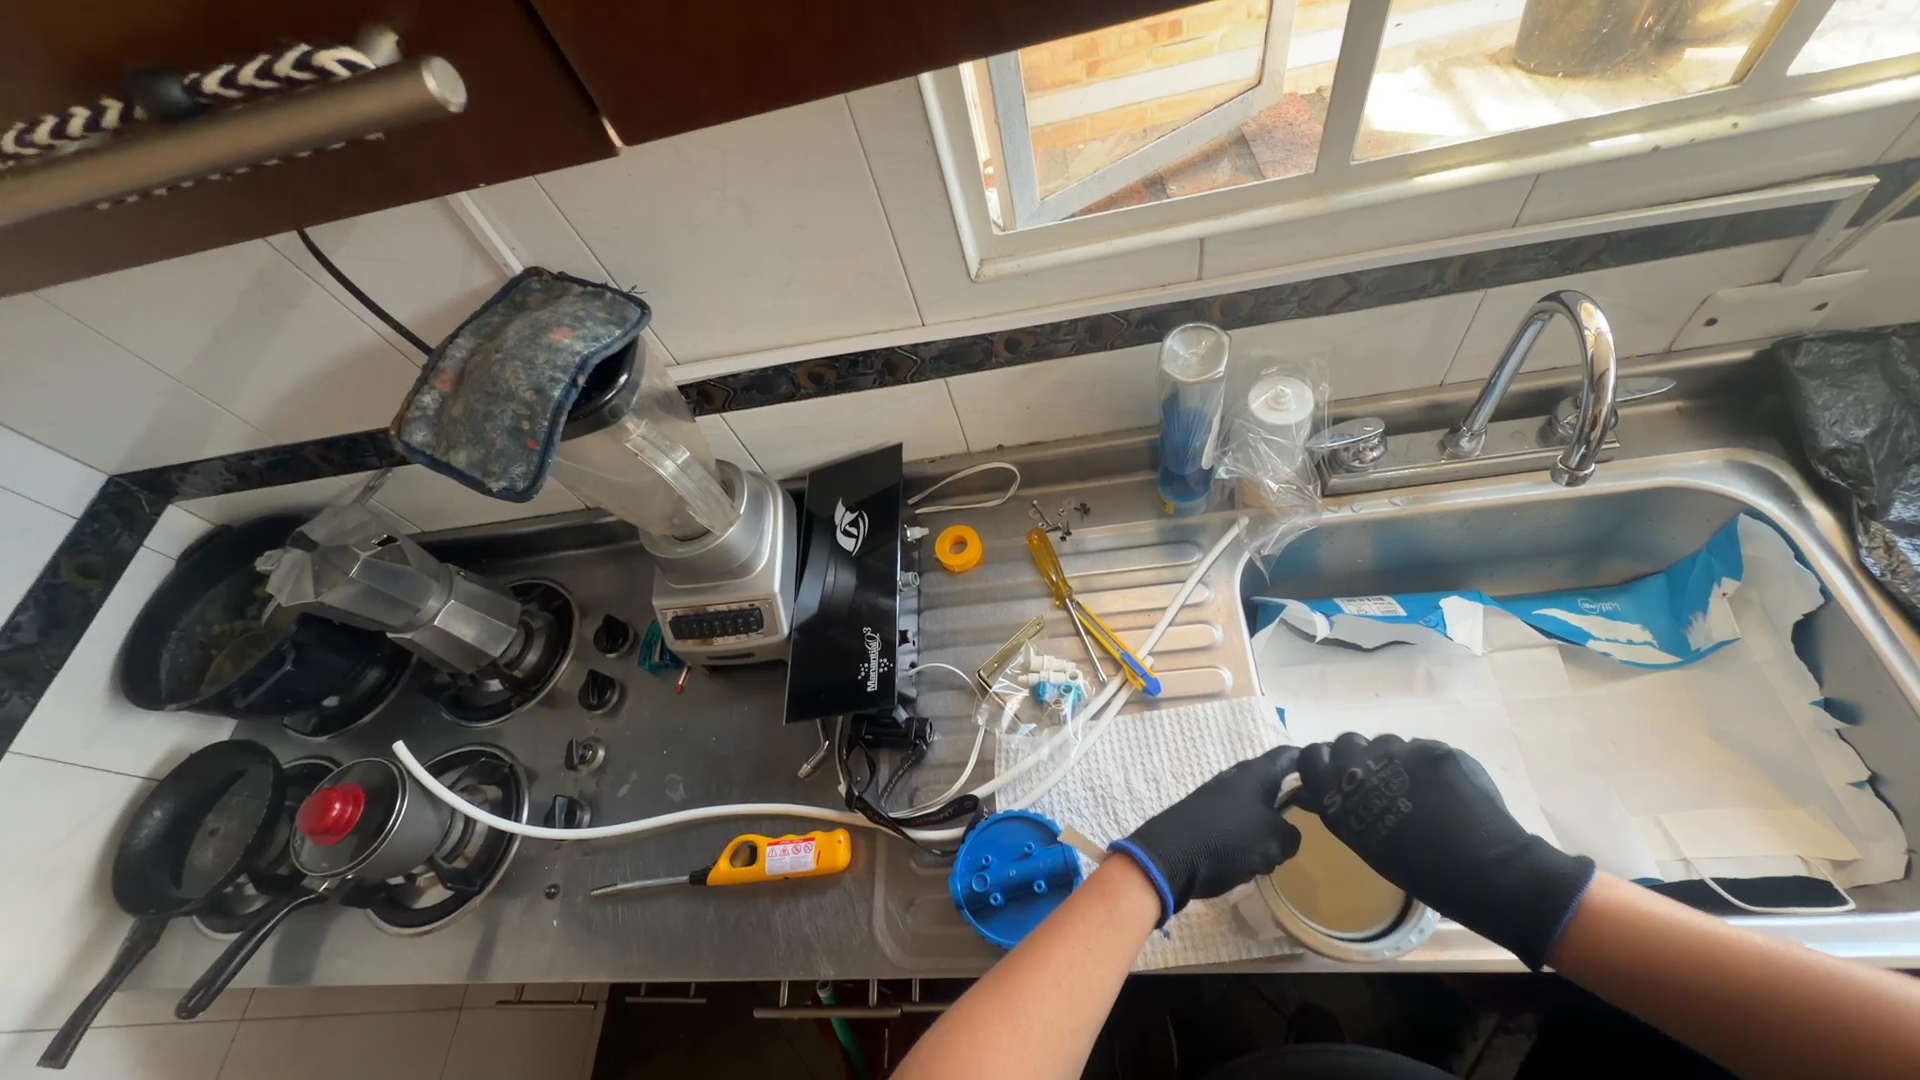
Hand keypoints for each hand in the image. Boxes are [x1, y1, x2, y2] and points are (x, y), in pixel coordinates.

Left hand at [1109, 745, 1302, 924]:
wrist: (1171, 858)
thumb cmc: (1227, 839)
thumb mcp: (1275, 840)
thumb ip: (1291, 833)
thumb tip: (1286, 834)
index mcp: (1255, 773)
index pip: (1290, 756)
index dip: (1312, 764)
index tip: (1330, 780)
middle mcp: (1236, 779)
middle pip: (1274, 787)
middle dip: (1289, 810)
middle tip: (1304, 830)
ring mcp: (1218, 799)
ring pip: (1258, 813)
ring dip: (1267, 834)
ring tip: (1271, 856)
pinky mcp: (1206, 820)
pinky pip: (1239, 830)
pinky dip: (1247, 846)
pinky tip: (1247, 864)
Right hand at [1296, 733, 1594, 969]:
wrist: (1489, 873)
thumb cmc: (1419, 871)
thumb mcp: (1363, 842)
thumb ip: (1336, 810)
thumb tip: (1310, 794)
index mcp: (1337, 793)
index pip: (1312, 755)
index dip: (1323, 762)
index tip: (1336, 777)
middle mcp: (1360, 764)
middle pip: (1347, 741)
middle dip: (1359, 757)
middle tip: (1379, 784)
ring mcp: (1399, 752)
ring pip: (1386, 742)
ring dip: (1393, 759)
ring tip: (1416, 788)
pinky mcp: (1434, 749)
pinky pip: (1420, 748)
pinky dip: (1426, 764)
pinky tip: (1443, 789)